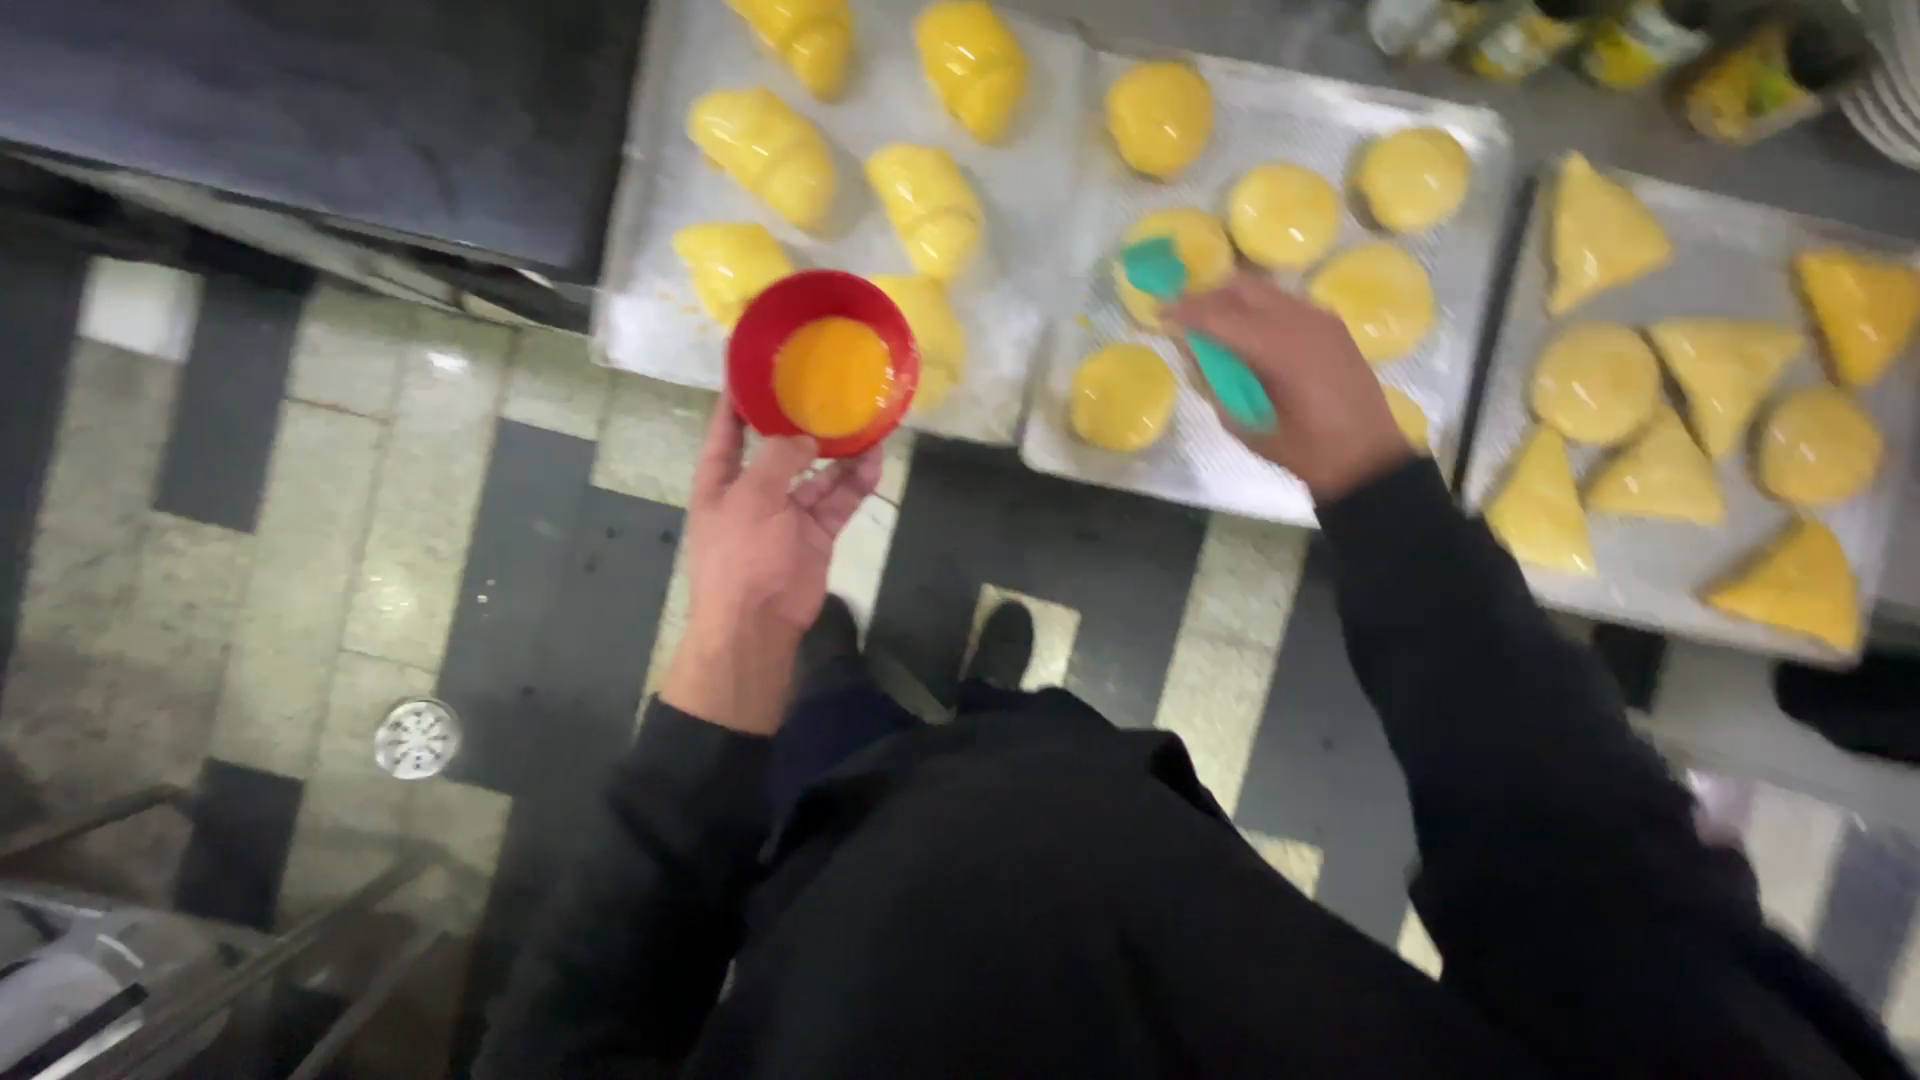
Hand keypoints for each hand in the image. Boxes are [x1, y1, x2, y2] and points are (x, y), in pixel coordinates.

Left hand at [660, 394, 882, 734]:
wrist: (757, 622)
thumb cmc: (740, 554)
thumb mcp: (751, 497)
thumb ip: (779, 460)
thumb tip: (806, 439)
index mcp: (721, 479)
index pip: (727, 429)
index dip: (738, 397)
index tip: (753, 363)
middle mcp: (754, 490)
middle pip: (780, 448)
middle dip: (801, 422)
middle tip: (828, 387)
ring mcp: (788, 513)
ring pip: (817, 473)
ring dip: (839, 452)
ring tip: (865, 421)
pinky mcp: (816, 533)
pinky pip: (838, 500)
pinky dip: (856, 482)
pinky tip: (874, 460)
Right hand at [1165, 274, 1411, 502]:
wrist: (1366, 457)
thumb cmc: (1303, 449)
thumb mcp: (1245, 423)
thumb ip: (1216, 384)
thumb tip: (1195, 354)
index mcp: (1278, 348)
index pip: (1219, 316)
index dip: (1185, 311)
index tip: (1159, 312)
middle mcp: (1301, 321)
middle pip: (1242, 289)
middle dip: (1207, 298)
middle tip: (1182, 315)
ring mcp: (1321, 320)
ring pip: (1266, 291)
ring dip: (1233, 301)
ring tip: (1211, 323)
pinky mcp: (1332, 327)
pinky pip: (1286, 304)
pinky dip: (1259, 310)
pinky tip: (1246, 333)